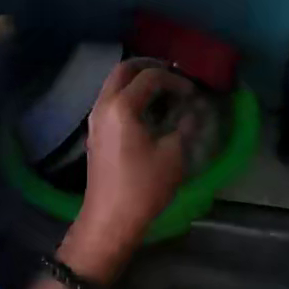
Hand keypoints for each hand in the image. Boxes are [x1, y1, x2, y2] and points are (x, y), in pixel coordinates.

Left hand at [57, 61, 198, 286]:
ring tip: (164, 91)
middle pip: (123, 71)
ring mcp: (95, 120)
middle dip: (149, 67)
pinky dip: (129, 95)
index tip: (192, 93)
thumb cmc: (143, 186)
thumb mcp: (174, 153)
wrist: (109, 221)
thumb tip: (194, 110)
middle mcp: (103, 106)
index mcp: (122, 107)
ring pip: (114, 84)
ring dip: (137, 81)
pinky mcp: (95, 133)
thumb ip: (186, 124)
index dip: (175, 80)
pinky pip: (111, 100)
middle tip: (173, 74)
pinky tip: (149, 110)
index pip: (150, 77)